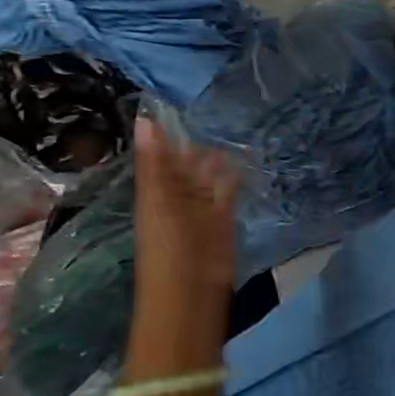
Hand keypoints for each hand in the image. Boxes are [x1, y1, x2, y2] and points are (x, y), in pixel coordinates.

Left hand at [135, 117, 242, 301]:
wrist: (191, 293)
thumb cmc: (168, 247)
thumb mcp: (158, 201)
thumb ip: (156, 162)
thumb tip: (146, 118)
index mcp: (155, 191)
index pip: (162, 156)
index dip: (170, 132)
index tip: (184, 102)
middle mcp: (177, 197)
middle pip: (188, 165)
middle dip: (199, 143)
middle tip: (219, 110)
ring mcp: (202, 208)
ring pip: (210, 176)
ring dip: (221, 158)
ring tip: (236, 130)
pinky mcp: (225, 219)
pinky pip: (230, 192)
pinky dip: (237, 177)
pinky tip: (248, 160)